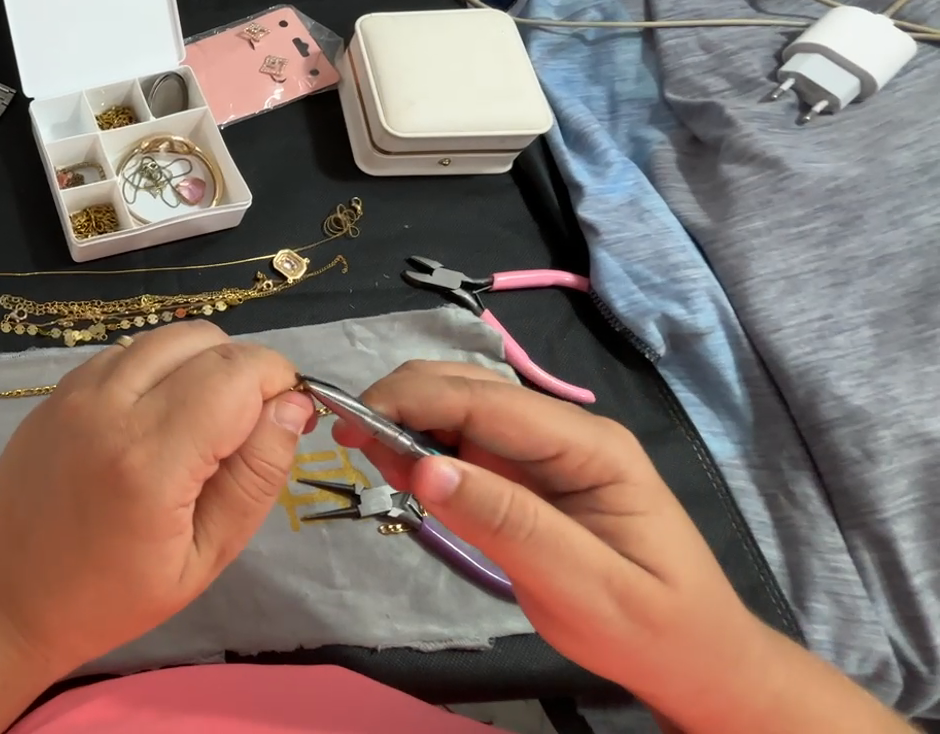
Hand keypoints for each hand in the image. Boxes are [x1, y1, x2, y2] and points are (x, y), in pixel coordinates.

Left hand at [0, 322, 313, 672]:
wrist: (3, 591)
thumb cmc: (110, 597)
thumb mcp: (203, 559)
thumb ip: (254, 478)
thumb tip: (292, 407)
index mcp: (150, 458)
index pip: (236, 372)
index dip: (277, 379)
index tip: (286, 414)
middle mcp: (109, 405)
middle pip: (201, 339)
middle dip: (243, 367)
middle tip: (246, 423)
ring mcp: (76, 389)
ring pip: (162, 336)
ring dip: (199, 361)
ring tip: (201, 420)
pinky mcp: (57, 388)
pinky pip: (124, 351)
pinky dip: (156, 365)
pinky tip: (154, 415)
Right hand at [329, 362, 907, 732]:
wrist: (693, 659)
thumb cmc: (651, 629)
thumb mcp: (586, 589)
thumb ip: (506, 524)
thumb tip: (424, 467)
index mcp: (588, 444)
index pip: (481, 399)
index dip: (410, 401)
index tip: (351, 429)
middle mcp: (557, 427)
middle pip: (458, 385)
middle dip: (396, 403)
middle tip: (352, 447)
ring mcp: (534, 442)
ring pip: (446, 399)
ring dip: (399, 418)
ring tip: (375, 462)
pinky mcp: (512, 463)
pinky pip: (450, 432)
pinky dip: (411, 439)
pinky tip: (398, 468)